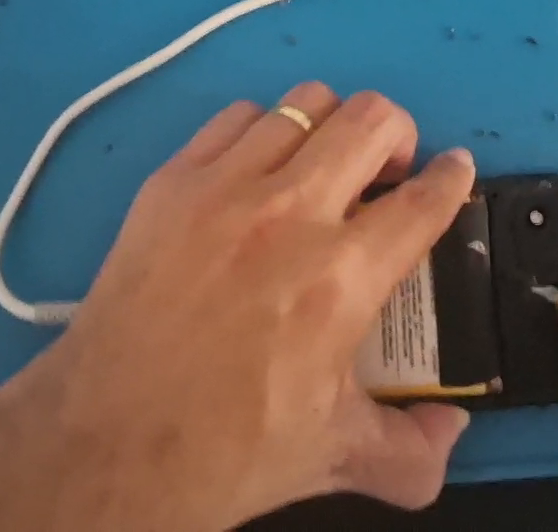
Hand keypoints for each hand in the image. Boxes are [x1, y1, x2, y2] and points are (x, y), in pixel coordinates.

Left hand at [0, 83, 477, 531]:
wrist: (103, 442)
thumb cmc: (225, 448)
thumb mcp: (332, 456)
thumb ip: (411, 449)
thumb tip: (452, 431)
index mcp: (342, 278)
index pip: (422, 200)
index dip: (452, 177)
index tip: (454, 168)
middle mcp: (292, 213)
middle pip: (372, 119)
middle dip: (399, 134)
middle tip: (387, 172)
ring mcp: (227, 186)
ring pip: (307, 102)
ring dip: (331, 127)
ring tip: (322, 165)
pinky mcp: (174, 179)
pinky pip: (238, 116)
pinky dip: (263, 131)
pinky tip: (256, 170)